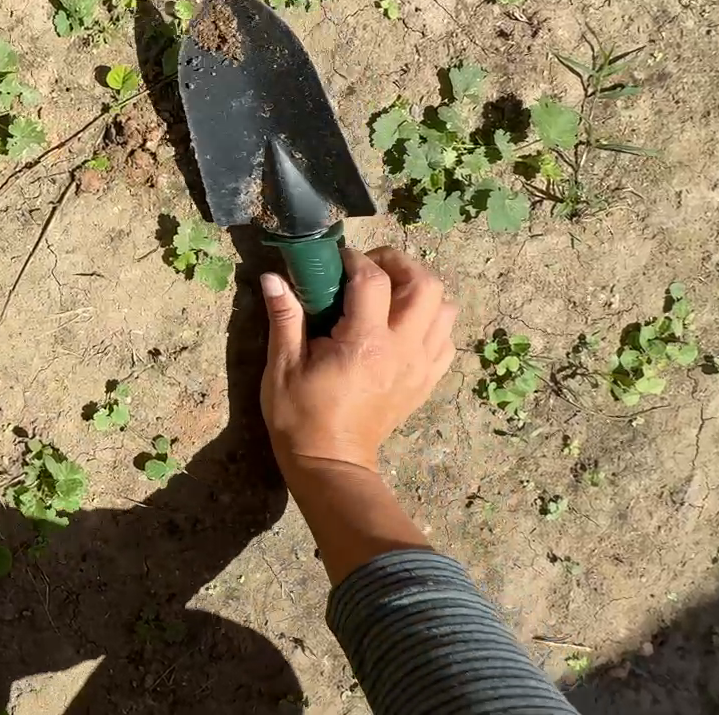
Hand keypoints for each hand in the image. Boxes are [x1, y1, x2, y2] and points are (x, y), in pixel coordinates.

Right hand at [259, 246, 457, 474]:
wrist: (329, 460)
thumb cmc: (298, 412)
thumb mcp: (281, 363)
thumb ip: (284, 317)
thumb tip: (273, 278)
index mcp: (364, 343)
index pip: (373, 281)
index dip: (355, 259)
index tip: (334, 257)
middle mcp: (402, 350)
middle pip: (427, 286)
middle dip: (399, 264)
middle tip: (367, 266)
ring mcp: (422, 365)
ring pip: (446, 308)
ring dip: (419, 289)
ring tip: (386, 291)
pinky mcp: (428, 379)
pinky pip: (445, 335)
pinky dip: (429, 317)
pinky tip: (398, 321)